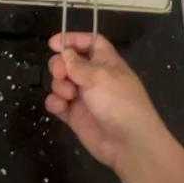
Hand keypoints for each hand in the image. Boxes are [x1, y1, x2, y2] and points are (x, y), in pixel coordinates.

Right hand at [45, 33, 173, 172]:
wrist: (129, 143)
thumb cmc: (119, 102)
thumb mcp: (99, 76)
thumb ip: (77, 64)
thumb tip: (65, 53)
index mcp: (106, 63)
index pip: (90, 43)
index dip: (74, 40)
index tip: (54, 43)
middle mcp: (94, 78)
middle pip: (69, 62)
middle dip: (60, 64)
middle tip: (59, 73)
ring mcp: (84, 97)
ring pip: (61, 82)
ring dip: (59, 85)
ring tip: (68, 95)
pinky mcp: (75, 116)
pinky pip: (58, 103)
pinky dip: (56, 103)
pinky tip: (61, 107)